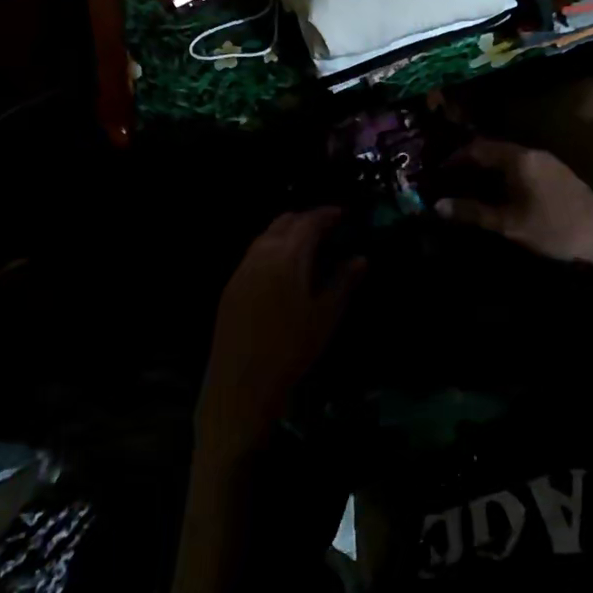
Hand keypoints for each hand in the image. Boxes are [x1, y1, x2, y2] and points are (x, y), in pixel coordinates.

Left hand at [197, 208, 363, 457]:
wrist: (243, 379)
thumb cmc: (292, 347)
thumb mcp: (326, 315)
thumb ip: (344, 282)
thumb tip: (360, 258)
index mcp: (288, 255)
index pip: (308, 222)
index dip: (326, 214)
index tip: (341, 213)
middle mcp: (261, 253)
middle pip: (284, 222)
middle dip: (306, 219)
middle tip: (327, 228)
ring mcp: (243, 268)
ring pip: (266, 236)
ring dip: (287, 232)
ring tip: (307, 246)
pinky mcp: (232, 284)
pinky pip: (254, 253)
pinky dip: (272, 248)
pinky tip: (283, 268)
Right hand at [435, 138, 592, 265]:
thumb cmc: (554, 228)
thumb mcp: (508, 223)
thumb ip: (471, 212)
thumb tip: (436, 205)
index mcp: (519, 158)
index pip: (477, 148)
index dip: (453, 159)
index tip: (437, 173)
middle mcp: (531, 153)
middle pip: (490, 151)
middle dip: (467, 165)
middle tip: (447, 182)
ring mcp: (545, 162)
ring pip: (505, 160)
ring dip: (483, 172)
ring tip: (465, 190)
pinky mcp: (554, 174)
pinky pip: (518, 168)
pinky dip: (499, 177)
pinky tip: (492, 195)